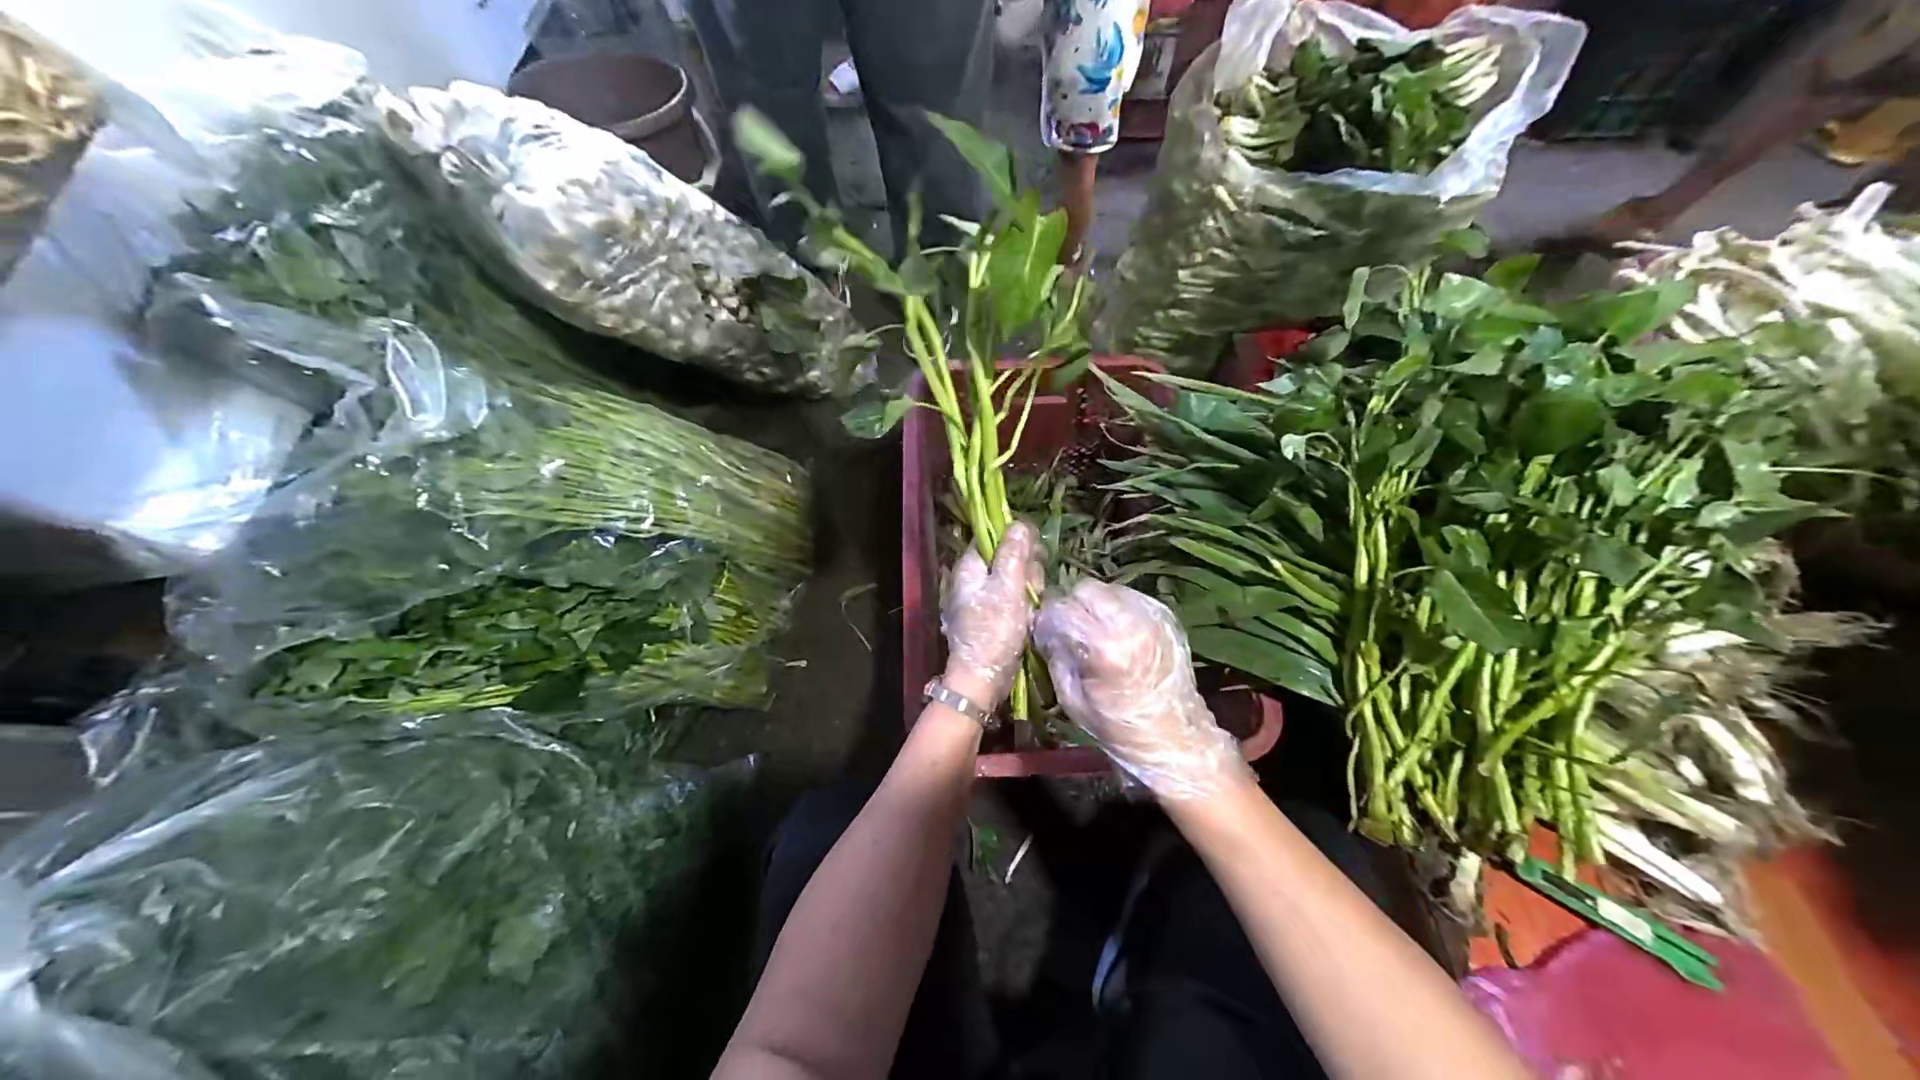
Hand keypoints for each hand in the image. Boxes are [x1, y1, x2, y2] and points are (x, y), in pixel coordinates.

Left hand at [941, 521, 1042, 704]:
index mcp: (969, 567)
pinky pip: (1012, 599)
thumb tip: (1019, 524)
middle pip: (1006, 557)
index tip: (1035, 553)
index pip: (993, 537)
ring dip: (1027, 589)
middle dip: (1026, 569)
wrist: (983, 678)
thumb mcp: (1007, 588)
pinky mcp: (991, 615)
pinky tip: (1029, 616)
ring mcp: (981, 598)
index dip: (1017, 540)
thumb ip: (1013, 555)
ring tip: (1030, 607)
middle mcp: (972, 579)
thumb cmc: (994, 631)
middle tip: (1032, 587)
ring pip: (1013, 579)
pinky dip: (1023, 605)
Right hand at [1033, 581, 1249, 799]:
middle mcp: (1130, 623)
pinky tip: (1117, 632)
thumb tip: (1045, 629)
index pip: (1061, 609)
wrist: (1173, 737)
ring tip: (1095, 630)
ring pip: (1108, 588)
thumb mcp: (1071, 697)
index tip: (1044, 633)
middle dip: (1071, 605)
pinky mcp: (1166, 615)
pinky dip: (1117, 609)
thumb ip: (1056, 655)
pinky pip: (1130, 597)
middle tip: (1070, 628)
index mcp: (1104, 647)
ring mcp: (1152, 616)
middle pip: (1085, 589)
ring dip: (1095, 604)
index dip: (1047, 620)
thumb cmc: (1116, 725)